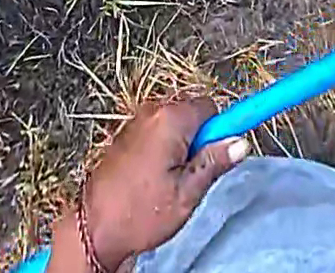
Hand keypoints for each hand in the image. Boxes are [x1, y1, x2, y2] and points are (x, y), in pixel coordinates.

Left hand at [54, 99, 249, 271]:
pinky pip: (157, 129)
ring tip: (170, 180)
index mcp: (171, 119)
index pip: (211, 107)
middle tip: (191, 175)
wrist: (93, 228)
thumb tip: (241, 143)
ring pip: (175, 123)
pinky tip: (154, 176)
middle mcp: (154, 110)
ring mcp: (138, 119)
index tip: (218, 154)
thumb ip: (214, 162)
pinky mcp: (128, 132)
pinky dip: (163, 146)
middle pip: (192, 113)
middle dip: (198, 139)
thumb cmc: (140, 212)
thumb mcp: (187, 193)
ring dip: (180, 145)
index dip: (218, 131)